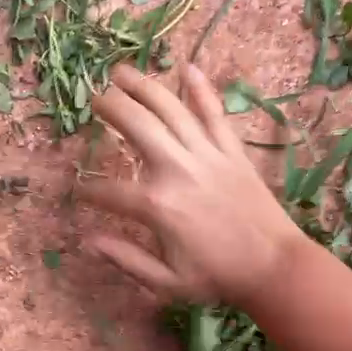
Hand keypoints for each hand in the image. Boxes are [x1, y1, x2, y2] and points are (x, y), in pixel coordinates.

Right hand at [80, 63, 305, 305]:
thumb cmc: (216, 279)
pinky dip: (200, 89)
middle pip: (138, 127)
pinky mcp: (232, 151)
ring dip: (144, 86)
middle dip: (112, 109)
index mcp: (157, 206)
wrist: (272, 266)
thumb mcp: (165, 282)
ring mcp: (207, 155)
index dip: (90, 192)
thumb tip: (90, 241)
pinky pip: (213, 113)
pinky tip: (186, 68)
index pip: (110, 193)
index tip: (78, 193)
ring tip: (122, 71)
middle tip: (94, 99)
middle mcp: (178, 170)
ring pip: (171, 109)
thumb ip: (126, 260)